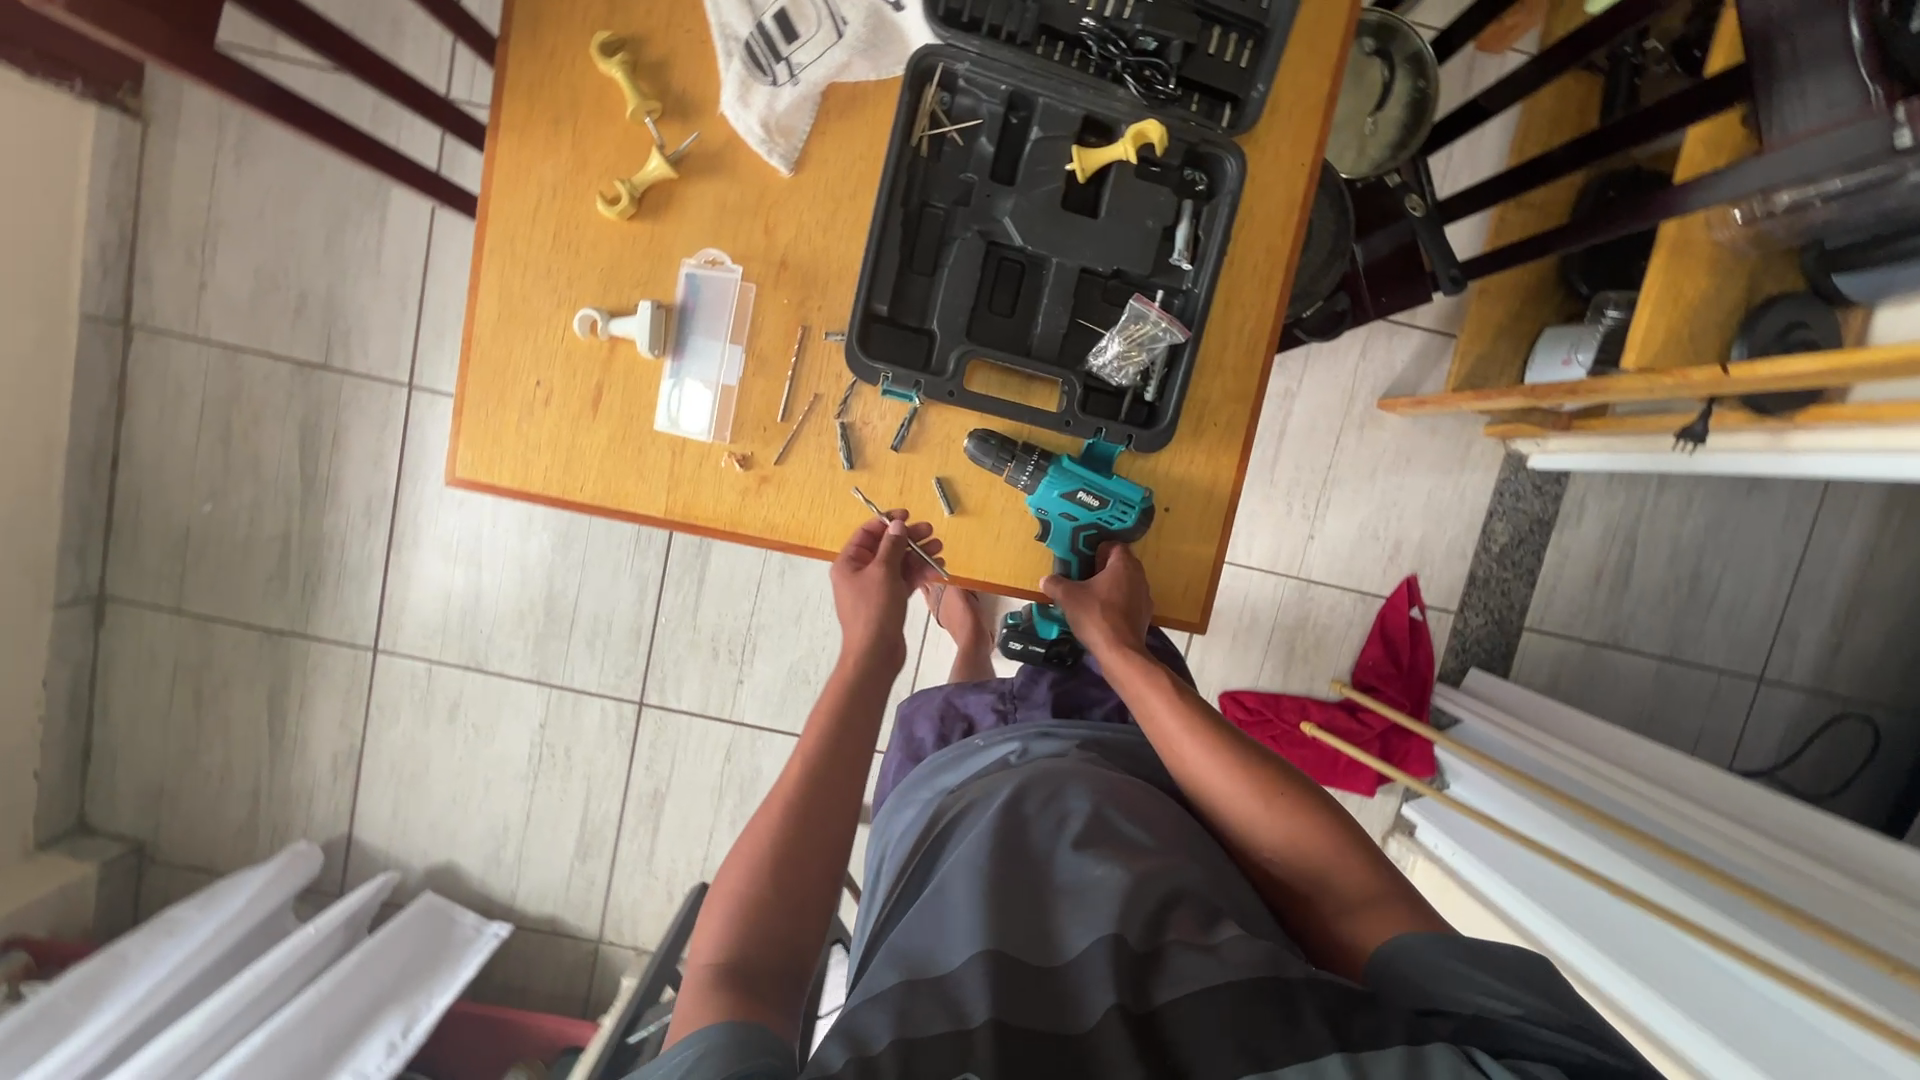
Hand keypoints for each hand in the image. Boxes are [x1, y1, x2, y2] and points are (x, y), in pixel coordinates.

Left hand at [831, 511, 942, 671]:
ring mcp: (875, 588)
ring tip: (939, 548)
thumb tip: (897, 524)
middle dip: (909, 539)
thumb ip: (892, 545)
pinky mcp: (889, 601)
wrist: (875, 654)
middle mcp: (860, 572)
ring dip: (918, 555)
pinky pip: (904, 580)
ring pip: (898, 563)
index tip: (908, 516)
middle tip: (930, 532)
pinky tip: (936, 568)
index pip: (867, 533)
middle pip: (886, 547)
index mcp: (849, 563)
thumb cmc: (874, 610)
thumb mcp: (883, 572)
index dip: (887, 522)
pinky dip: (918, 573)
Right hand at [1040, 542, 1153, 659]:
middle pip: (1121, 564)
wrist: (1120, 651)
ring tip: (1092, 597)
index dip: (1098, 550)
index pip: (1115, 545)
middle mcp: (1139, 576)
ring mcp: (1145, 596)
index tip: (1084, 561)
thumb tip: (1046, 580)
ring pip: (1126, 583)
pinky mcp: (1145, 615)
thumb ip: (1055, 584)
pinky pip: (1130, 601)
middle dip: (1103, 568)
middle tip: (1084, 577)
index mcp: (1123, 564)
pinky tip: (1103, 615)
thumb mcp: (1068, 597)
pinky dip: (1118, 604)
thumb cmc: (1095, 615)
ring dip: (1111, 587)